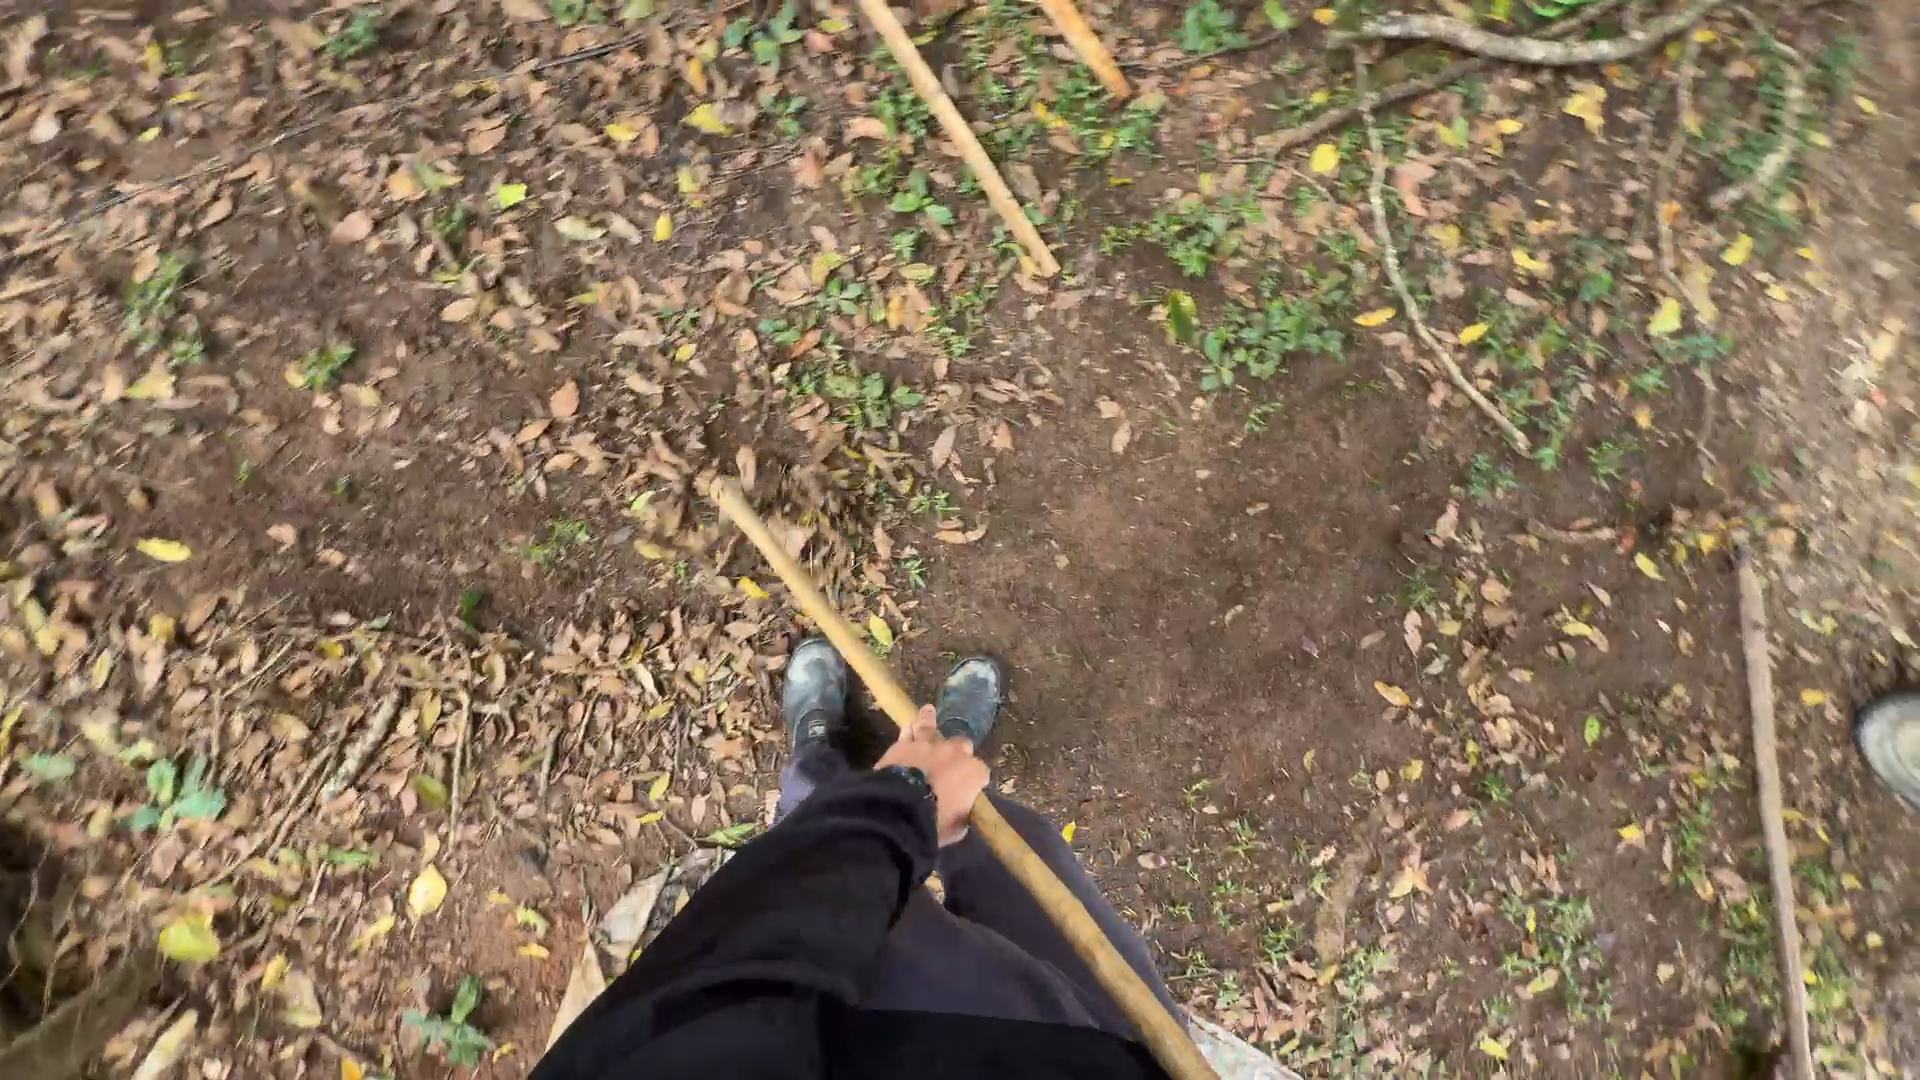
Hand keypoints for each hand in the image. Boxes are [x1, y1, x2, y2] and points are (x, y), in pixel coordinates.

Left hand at [874, 706, 988, 845]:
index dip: (975, 781)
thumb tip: (959, 812)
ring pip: (932, 727)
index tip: (968, 792)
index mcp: (974, 772)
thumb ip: (961, 816)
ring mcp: (929, 744)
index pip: (981, 773)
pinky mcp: (905, 744)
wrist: (899, 810)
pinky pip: (909, 732)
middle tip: (949, 764)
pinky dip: (910, 730)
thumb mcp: (956, 828)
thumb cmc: (934, 823)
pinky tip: (908, 726)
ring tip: (929, 711)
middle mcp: (955, 752)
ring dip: (931, 721)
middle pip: (963, 745)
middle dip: (958, 753)